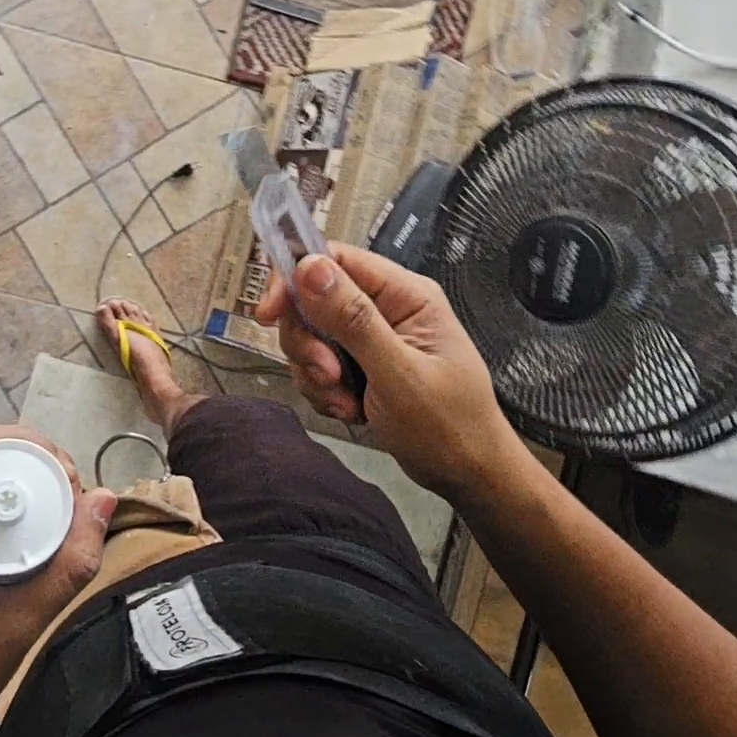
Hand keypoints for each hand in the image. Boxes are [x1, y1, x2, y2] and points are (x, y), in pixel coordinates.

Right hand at [255, 244, 501, 492]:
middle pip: (313, 301)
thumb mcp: (398, 373)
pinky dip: (322, 391)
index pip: (335, 260)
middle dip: (308, 344)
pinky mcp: (359, 364)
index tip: (269, 315)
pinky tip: (348, 411)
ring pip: (310, 337)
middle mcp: (385, 308)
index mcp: (404, 294)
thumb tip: (310, 267)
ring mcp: (370, 337)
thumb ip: (353, 319)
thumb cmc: (449, 426)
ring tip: (345, 402)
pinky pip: (317, 365)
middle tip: (328, 376)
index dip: (295, 281)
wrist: (466, 475)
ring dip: (315, 373)